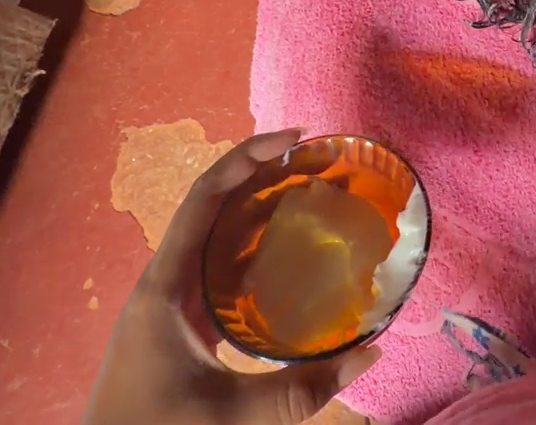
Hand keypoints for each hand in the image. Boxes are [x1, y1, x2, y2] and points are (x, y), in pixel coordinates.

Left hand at [83, 129, 380, 424]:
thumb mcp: (234, 417)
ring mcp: (170, 298)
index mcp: (166, 284)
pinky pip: (219, 263)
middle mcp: (165, 278)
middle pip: (214, 203)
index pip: (205, 195)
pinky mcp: (179, 320)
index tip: (295, 138)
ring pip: (217, 232)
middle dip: (263, 173)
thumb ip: (303, 389)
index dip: (248, 156)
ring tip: (310, 192)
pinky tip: (289, 251)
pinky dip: (254, 244)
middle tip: (316, 164)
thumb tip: (370, 353)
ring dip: (260, 206)